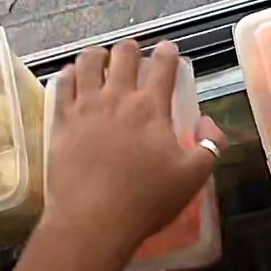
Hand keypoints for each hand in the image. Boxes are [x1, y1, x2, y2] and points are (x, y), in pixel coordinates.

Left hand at [37, 39, 223, 270]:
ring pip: (88, 63)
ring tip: (101, 57)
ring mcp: (85, 108)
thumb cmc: (147, 200)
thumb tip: (210, 125)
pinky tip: (70, 76)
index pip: (163, 66)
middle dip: (131, 49)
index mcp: (151, 108)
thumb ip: (210, 146)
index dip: (168, 53)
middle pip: (122, 56)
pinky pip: (62, 86)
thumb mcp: (193, 177)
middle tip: (133, 52)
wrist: (93, 221)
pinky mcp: (61, 122)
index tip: (169, 50)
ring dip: (98, 55)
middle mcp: (117, 98)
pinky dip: (68, 75)